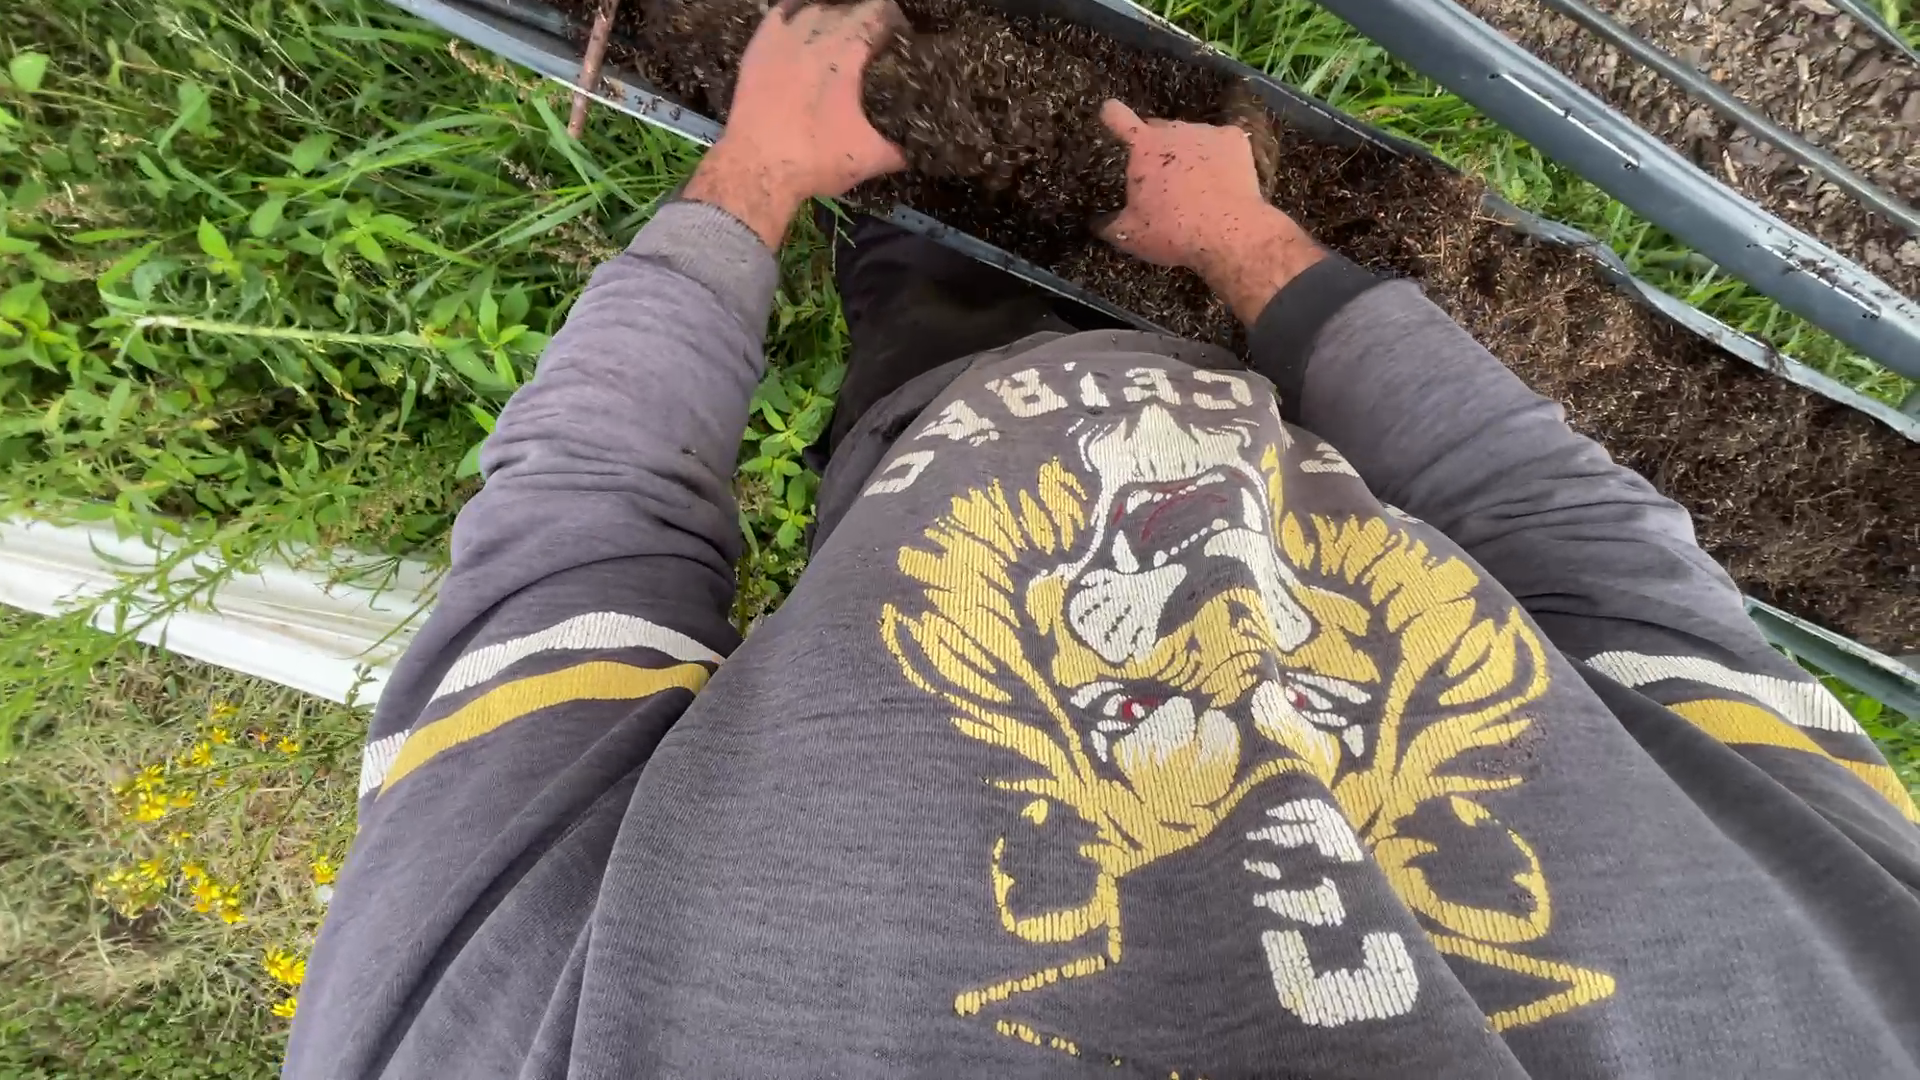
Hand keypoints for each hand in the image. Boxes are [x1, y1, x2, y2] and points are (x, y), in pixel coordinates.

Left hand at [684, 0, 907, 247]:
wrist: (759, 166)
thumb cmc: (817, 161)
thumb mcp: (867, 159)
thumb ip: (894, 152)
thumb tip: (910, 154)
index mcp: (848, 56)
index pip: (877, 19)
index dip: (892, 21)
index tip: (901, 31)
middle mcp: (816, 37)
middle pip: (847, 11)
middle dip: (864, 19)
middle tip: (873, 35)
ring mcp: (785, 39)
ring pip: (814, 9)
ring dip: (831, 14)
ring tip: (841, 27)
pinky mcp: (759, 48)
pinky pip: (779, 14)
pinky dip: (794, 12)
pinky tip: (800, 17)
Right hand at [1096, 100, 1323, 322]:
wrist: (1228, 233)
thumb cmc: (1172, 233)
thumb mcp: (1129, 236)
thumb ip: (1106, 225)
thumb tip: (1093, 222)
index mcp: (1143, 149)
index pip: (1118, 119)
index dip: (1111, 115)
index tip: (1108, 111)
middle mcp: (1174, 130)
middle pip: (1156, 129)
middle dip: (1152, 149)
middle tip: (1156, 181)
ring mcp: (1206, 131)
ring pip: (1188, 137)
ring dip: (1184, 154)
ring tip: (1191, 187)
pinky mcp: (1234, 139)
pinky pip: (1218, 144)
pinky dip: (1214, 158)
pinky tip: (1217, 181)